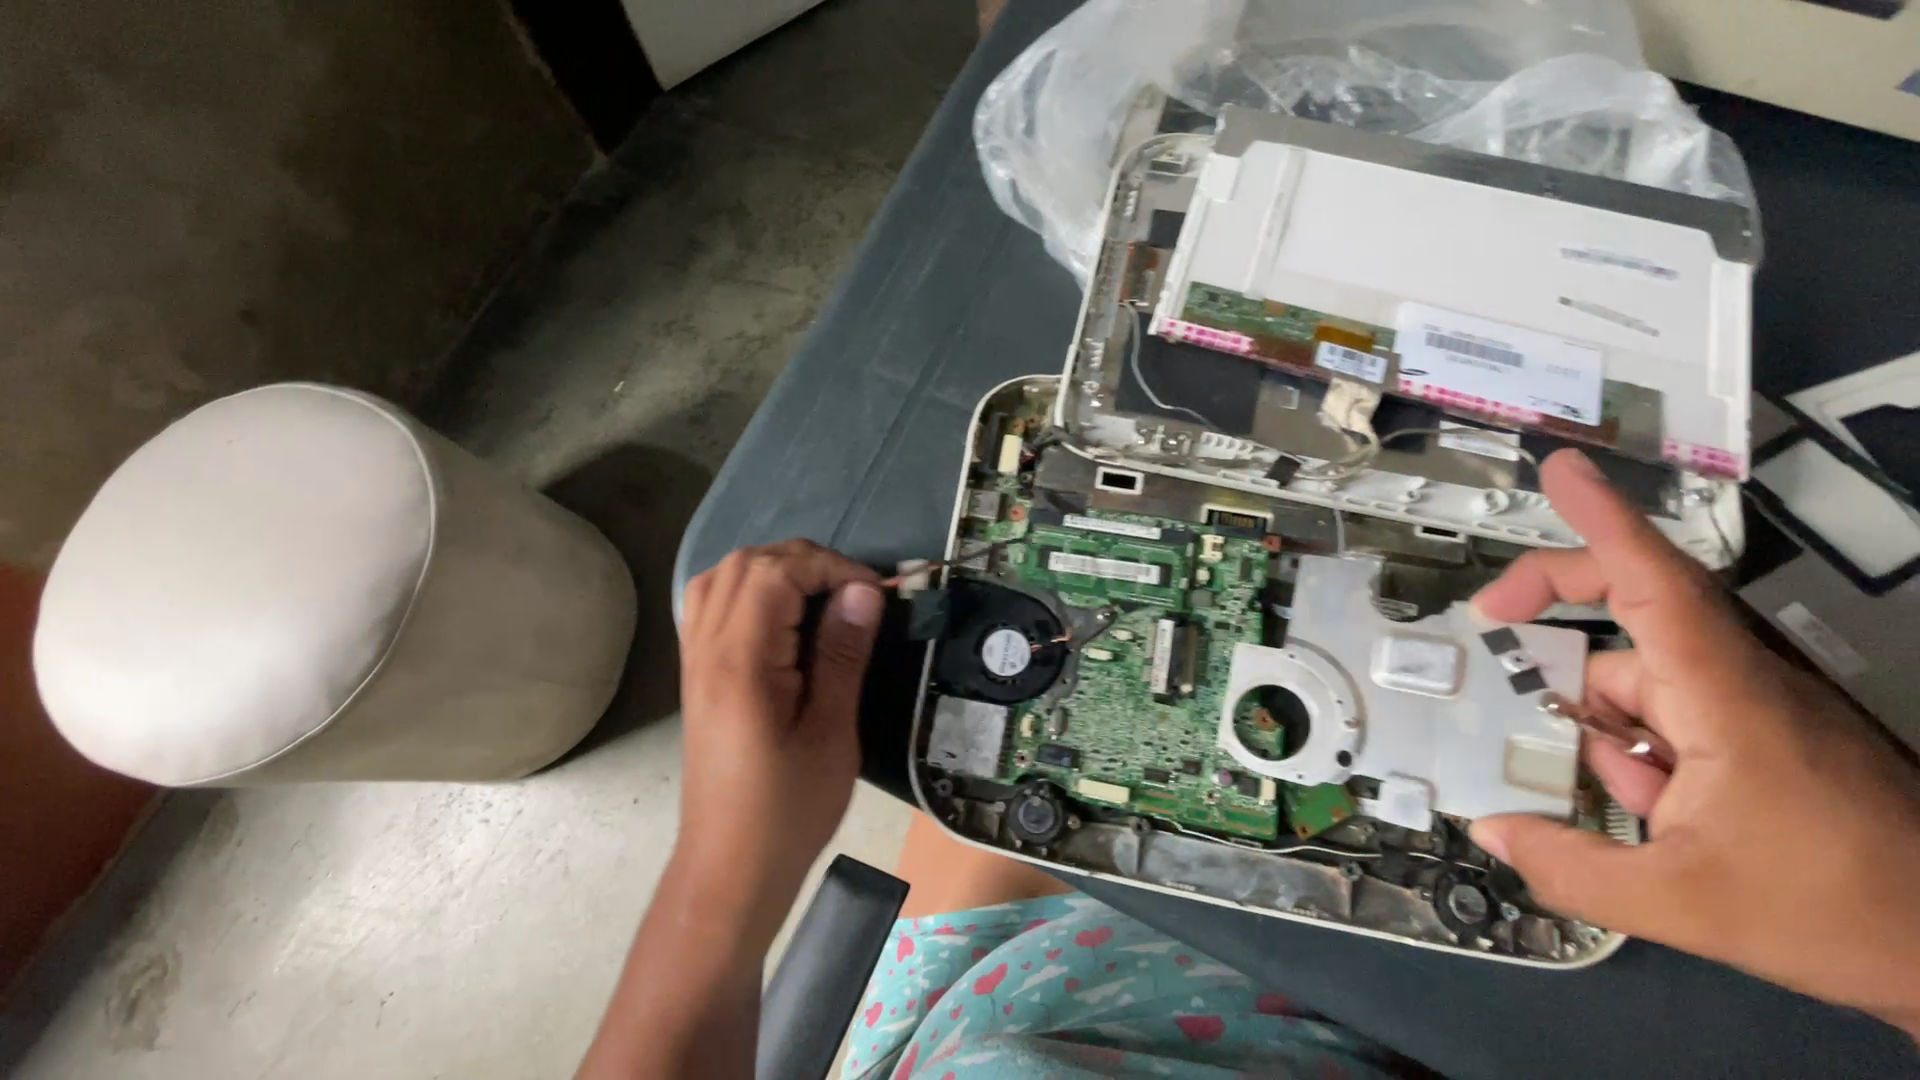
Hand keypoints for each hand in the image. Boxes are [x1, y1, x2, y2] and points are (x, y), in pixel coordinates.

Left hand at [576, 541, 882, 1079]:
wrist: (731, 865)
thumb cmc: (789, 808)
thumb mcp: (832, 732)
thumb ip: (842, 654)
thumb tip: (864, 590)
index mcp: (742, 661)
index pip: (777, 574)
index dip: (830, 567)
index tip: (875, 592)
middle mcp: (708, 648)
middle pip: (746, 563)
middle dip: (806, 560)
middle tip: (855, 590)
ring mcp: (695, 659)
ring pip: (722, 575)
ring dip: (774, 568)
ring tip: (821, 594)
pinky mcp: (697, 673)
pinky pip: (710, 602)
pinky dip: (746, 588)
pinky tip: (780, 613)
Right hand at [1471, 450, 1919, 1036]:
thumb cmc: (1838, 912)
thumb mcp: (1683, 905)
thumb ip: (1568, 868)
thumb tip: (1488, 829)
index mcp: (1725, 699)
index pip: (1655, 585)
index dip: (1604, 522)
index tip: (1562, 469)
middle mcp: (1734, 683)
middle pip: (1631, 608)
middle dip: (1554, 598)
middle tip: (1488, 615)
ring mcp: (1747, 707)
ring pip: (1637, 686)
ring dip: (1601, 730)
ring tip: (1624, 803)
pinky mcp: (1756, 735)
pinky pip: (1665, 722)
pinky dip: (1635, 755)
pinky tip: (1654, 810)